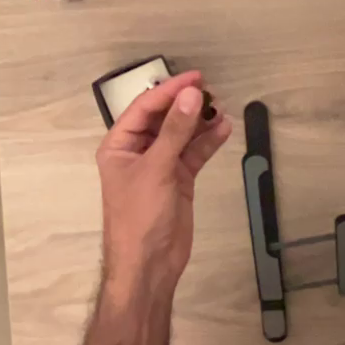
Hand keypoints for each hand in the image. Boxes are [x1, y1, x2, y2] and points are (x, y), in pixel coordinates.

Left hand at [94, 71, 232, 303]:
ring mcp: (160, 165)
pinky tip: (224, 128)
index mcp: (119, 145)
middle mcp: (138, 151)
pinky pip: (194, 154)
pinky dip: (208, 141)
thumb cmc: (140, 216)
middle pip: (164, 118)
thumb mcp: (156, 169)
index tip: (196, 78)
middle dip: (186, 104)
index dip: (169, 90)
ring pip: (182, 135)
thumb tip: (191, 95)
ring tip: (221, 108)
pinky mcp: (179, 180)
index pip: (145, 108)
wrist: (148, 266)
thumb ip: (175, 131)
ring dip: (200, 121)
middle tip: (212, 90)